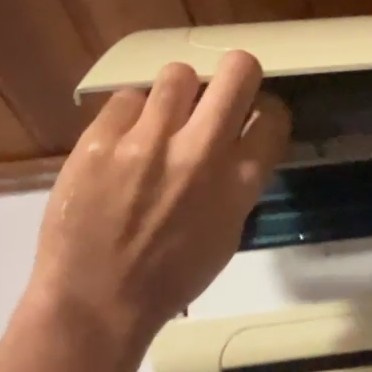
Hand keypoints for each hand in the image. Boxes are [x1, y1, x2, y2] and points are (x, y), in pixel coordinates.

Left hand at [26, 51, 288, 357]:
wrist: (97, 301)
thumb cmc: (171, 279)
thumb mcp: (226, 235)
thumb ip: (237, 184)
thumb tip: (238, 146)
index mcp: (238, 183)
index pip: (273, 116)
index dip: (267, 110)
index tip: (254, 116)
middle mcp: (200, 151)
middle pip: (238, 71)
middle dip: (236, 74)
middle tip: (222, 92)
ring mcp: (148, 141)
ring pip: (178, 74)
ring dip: (178, 93)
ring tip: (164, 119)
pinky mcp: (101, 138)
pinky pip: (127, 98)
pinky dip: (131, 115)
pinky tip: (125, 142)